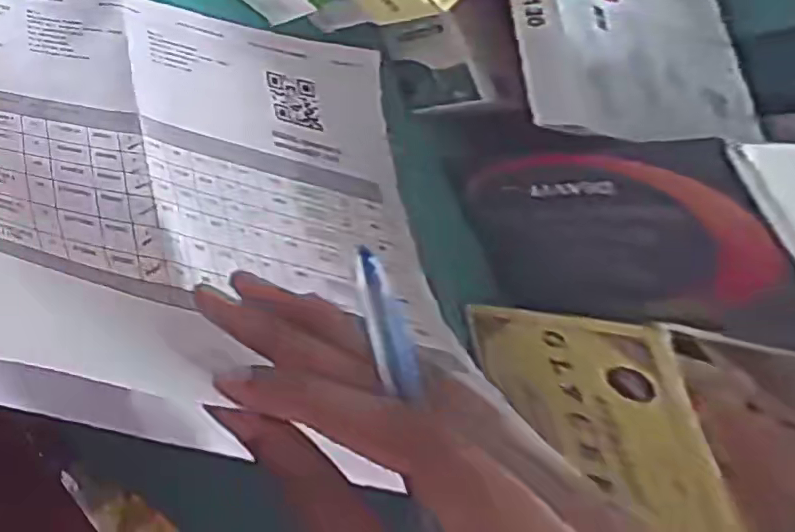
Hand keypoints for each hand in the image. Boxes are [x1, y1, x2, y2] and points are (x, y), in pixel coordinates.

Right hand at [195, 273, 634, 531]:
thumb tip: (242, 414)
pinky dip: (377, 352)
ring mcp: (566, 475)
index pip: (413, 434)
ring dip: (334, 328)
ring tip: (260, 293)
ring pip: (433, 370)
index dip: (312, 398)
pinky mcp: (544, 465)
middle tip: (224, 300)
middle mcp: (570, 496)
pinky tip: (329, 328)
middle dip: (304, 336)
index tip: (231, 380)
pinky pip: (449, 388)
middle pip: (417, 382)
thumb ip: (320, 499)